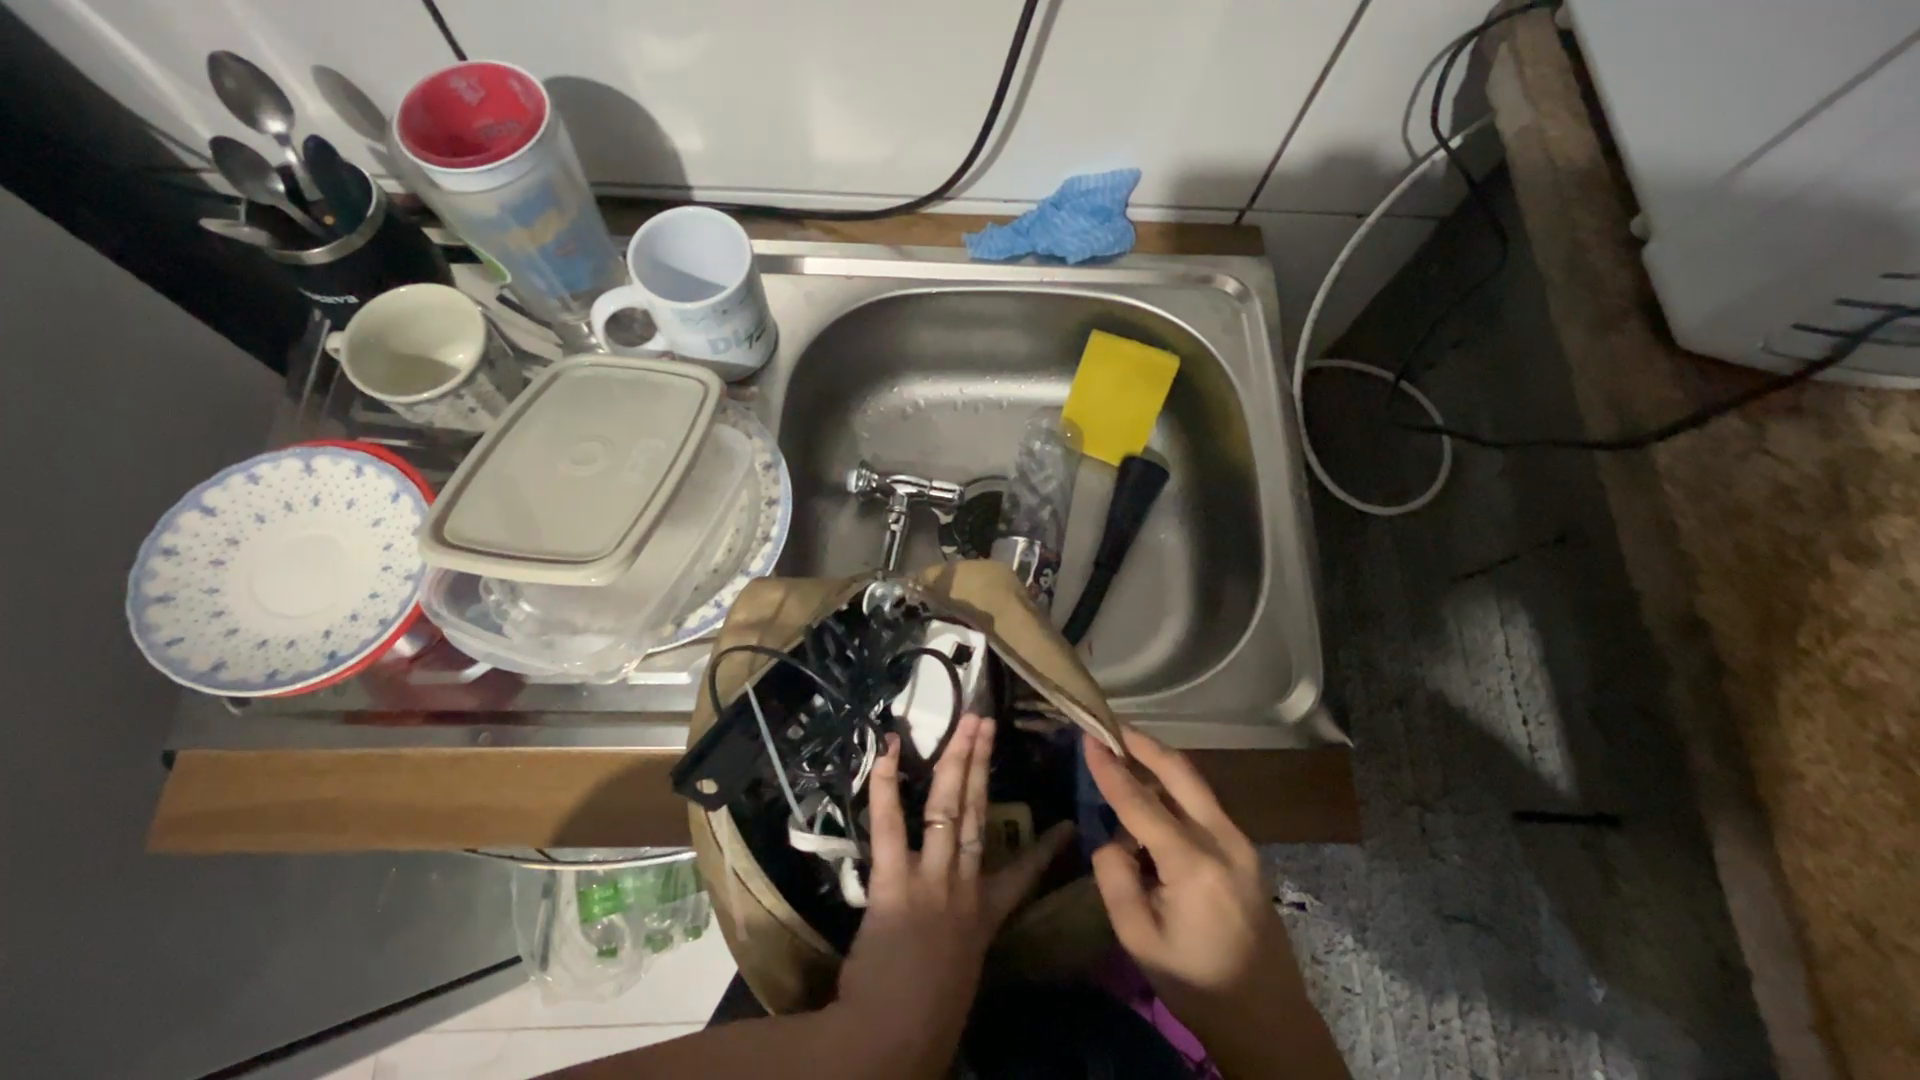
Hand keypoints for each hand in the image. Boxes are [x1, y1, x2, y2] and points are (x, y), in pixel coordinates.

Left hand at [835, 713, 1074, 1073]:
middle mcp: (964, 888)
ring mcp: (932, 881)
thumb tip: (953, 932)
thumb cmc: (926, 1019)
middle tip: (986, 723)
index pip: (1024, 874)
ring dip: (956, 760)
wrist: (894, 1039)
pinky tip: (888, 750)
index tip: (1066, 825)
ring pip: (949, 808)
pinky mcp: (895, 882)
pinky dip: (886, 785)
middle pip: (978, 813)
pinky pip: (890, 825)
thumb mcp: (958, 975)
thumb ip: (960, 942)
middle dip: (983, 764)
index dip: (1046, 848)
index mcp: (985, 916)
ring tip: (964, 723)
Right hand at [1085, 729, 1345, 1076]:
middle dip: (1145, 745)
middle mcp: (1224, 841)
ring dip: (1161, 765)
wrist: (1266, 1017)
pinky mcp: (1246, 854)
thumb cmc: (1195, 983)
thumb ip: (1116, 879)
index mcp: (1194, 864)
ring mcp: (1241, 844)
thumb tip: (1113, 841)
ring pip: (1196, 787)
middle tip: (1112, 726)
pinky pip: (1205, 808)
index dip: (1111, 770)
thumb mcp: (1138, 939)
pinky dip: (1176, 792)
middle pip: (1181, 774)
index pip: (1141, 803)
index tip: (1088, 738)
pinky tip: (1153, 798)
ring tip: (1126, 752)